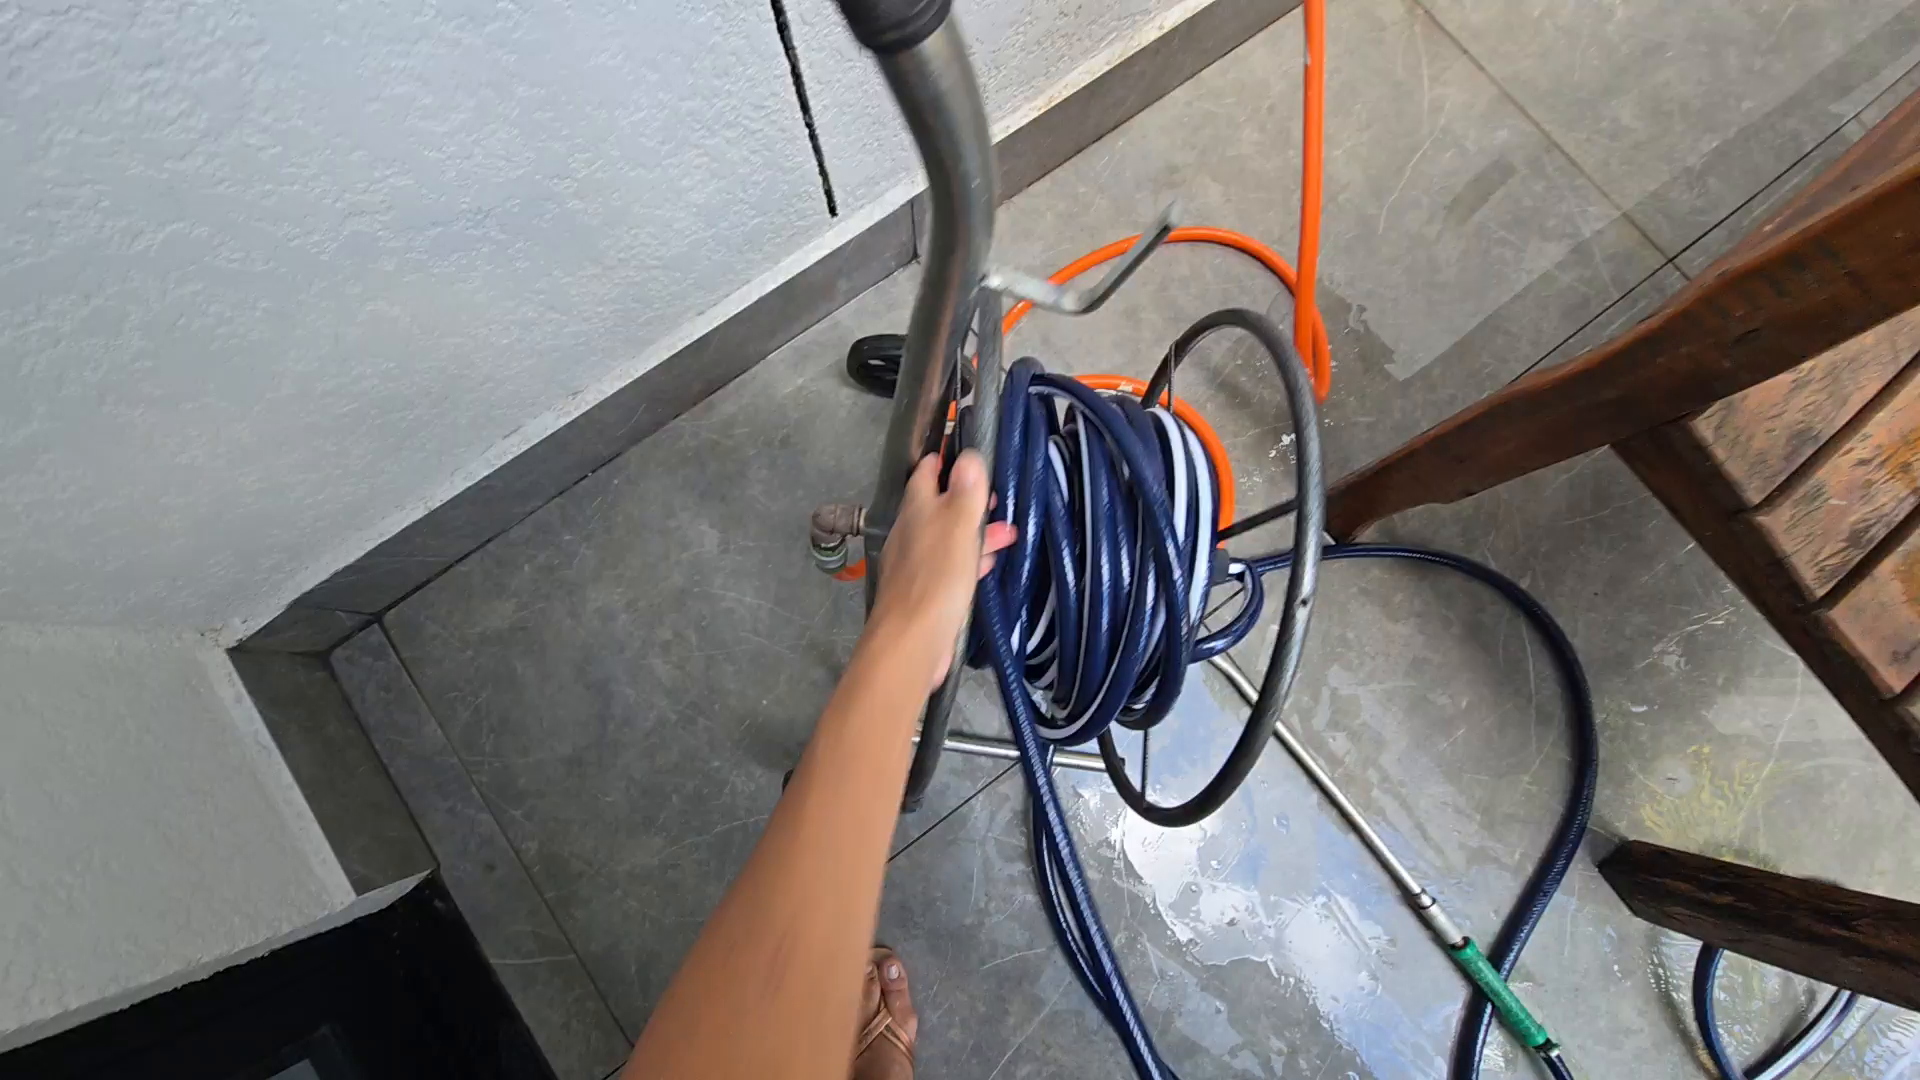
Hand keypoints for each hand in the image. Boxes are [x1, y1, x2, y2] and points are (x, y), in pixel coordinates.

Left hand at [866, 451, 1016, 690]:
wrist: (912, 640)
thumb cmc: (937, 577)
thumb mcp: (958, 527)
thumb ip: (964, 492)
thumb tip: (968, 456)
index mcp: (916, 510)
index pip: (925, 473)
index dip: (944, 460)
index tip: (966, 452)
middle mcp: (911, 533)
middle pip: (939, 506)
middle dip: (968, 500)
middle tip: (997, 499)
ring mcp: (916, 563)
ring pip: (949, 537)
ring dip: (976, 532)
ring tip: (1007, 532)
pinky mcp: (926, 591)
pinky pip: (951, 566)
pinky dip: (971, 559)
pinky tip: (989, 565)